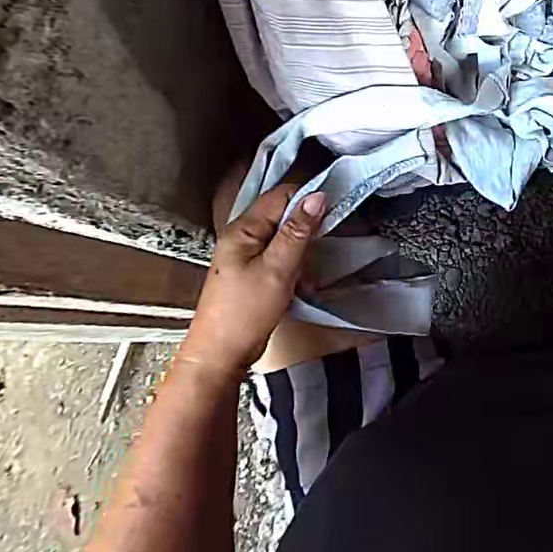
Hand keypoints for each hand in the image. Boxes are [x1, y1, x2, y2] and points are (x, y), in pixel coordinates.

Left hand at [179, 184, 325, 380]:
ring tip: (304, 274)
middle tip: (317, 250)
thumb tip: (317, 196)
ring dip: (301, 252)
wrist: (221, 355)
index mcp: (243, 229)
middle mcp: (242, 237)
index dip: (307, 200)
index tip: (331, 212)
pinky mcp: (252, 273)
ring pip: (284, 238)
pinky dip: (294, 267)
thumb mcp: (278, 268)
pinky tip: (297, 284)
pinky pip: (280, 257)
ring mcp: (246, 256)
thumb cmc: (246, 312)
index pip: (281, 196)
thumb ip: (298, 231)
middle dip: (306, 230)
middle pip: (283, 215)